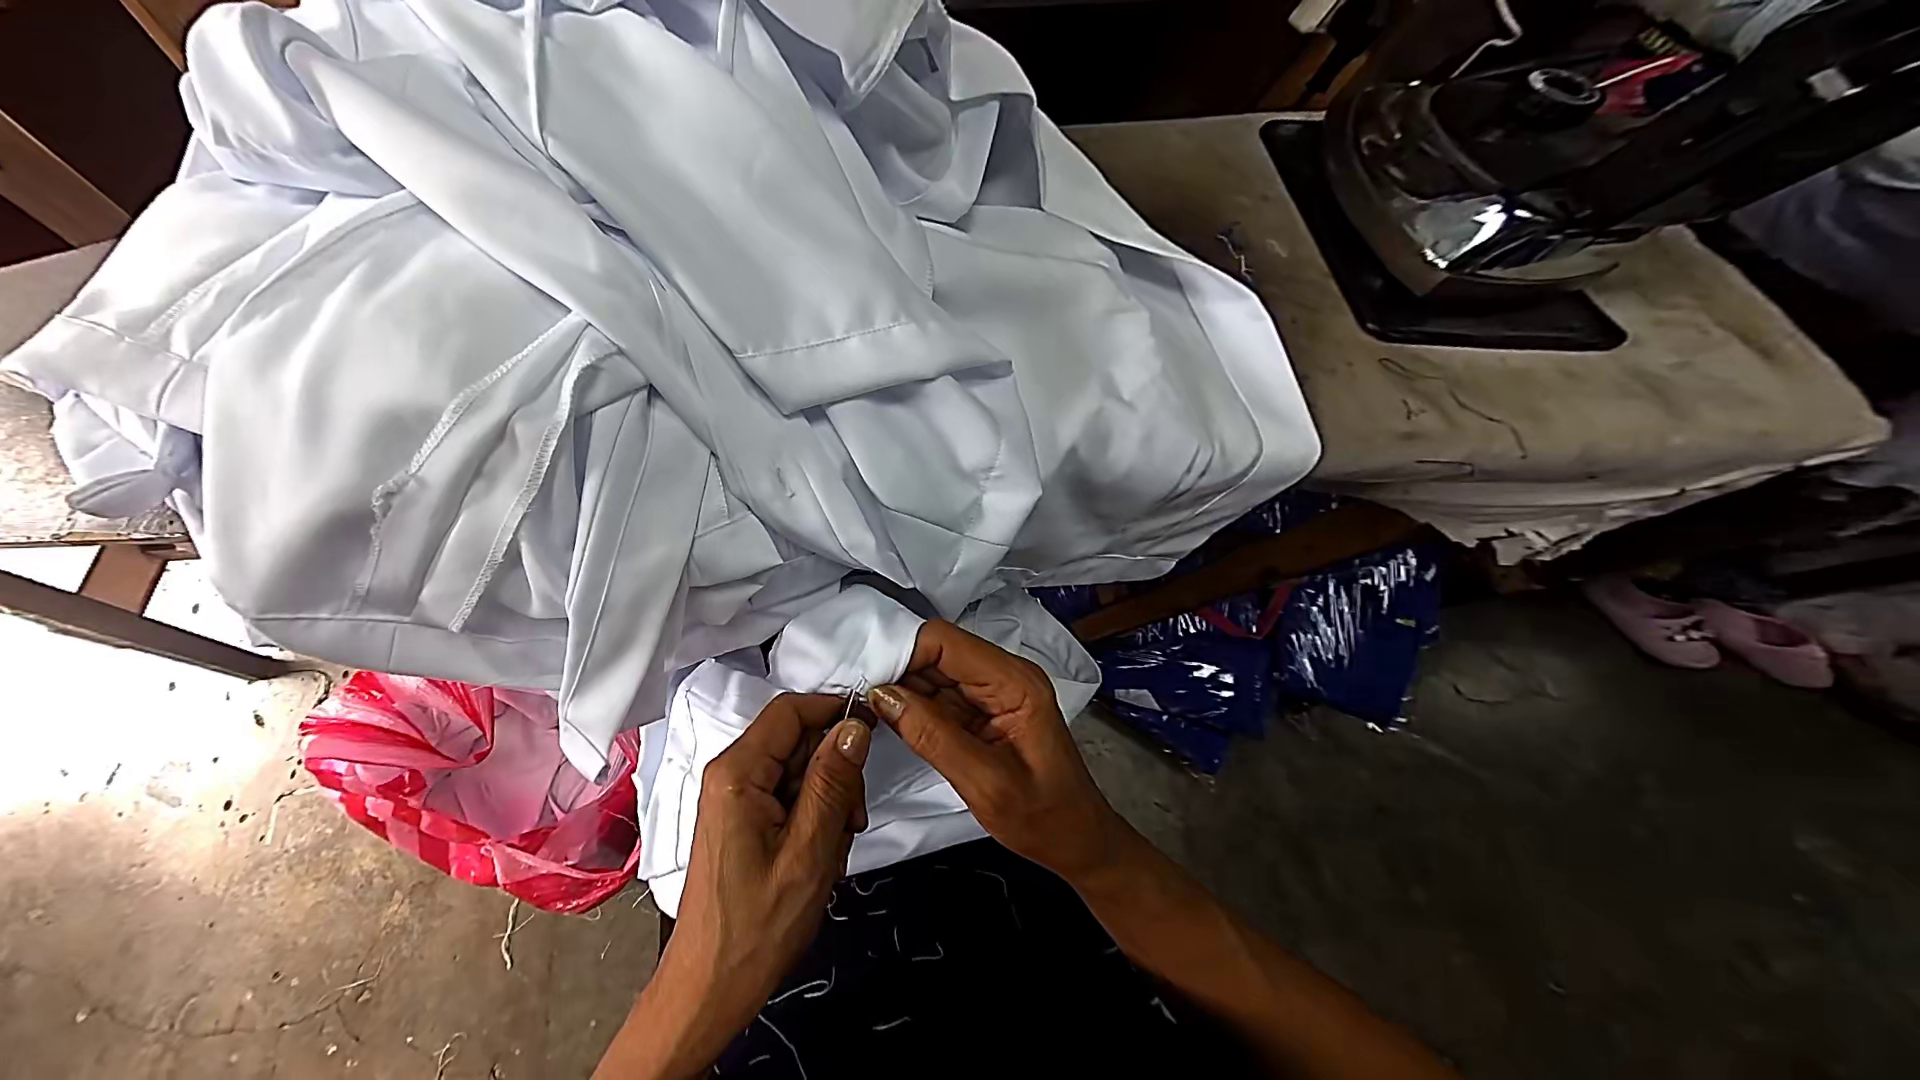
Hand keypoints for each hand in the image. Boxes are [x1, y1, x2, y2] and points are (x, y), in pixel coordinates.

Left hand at [597, 694, 869, 1079]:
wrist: (711, 986)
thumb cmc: (752, 930)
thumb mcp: (809, 851)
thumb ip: (833, 782)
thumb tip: (854, 727)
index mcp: (737, 774)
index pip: (792, 710)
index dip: (835, 711)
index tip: (871, 730)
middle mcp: (731, 776)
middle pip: (800, 738)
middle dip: (836, 769)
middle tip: (850, 816)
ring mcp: (737, 796)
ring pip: (802, 767)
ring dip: (830, 797)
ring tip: (833, 843)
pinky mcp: (744, 816)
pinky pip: (792, 793)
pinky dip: (815, 814)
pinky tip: (820, 850)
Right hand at [867, 620, 1130, 885]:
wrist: (1076, 841)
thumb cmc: (1044, 817)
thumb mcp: (986, 783)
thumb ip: (932, 736)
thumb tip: (882, 695)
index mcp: (1014, 682)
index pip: (945, 642)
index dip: (902, 654)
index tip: (867, 682)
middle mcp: (1004, 676)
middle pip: (937, 652)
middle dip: (896, 671)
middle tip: (857, 699)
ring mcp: (994, 693)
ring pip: (934, 673)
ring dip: (901, 690)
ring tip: (866, 711)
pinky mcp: (984, 711)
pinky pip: (940, 697)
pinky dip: (914, 708)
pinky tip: (890, 721)